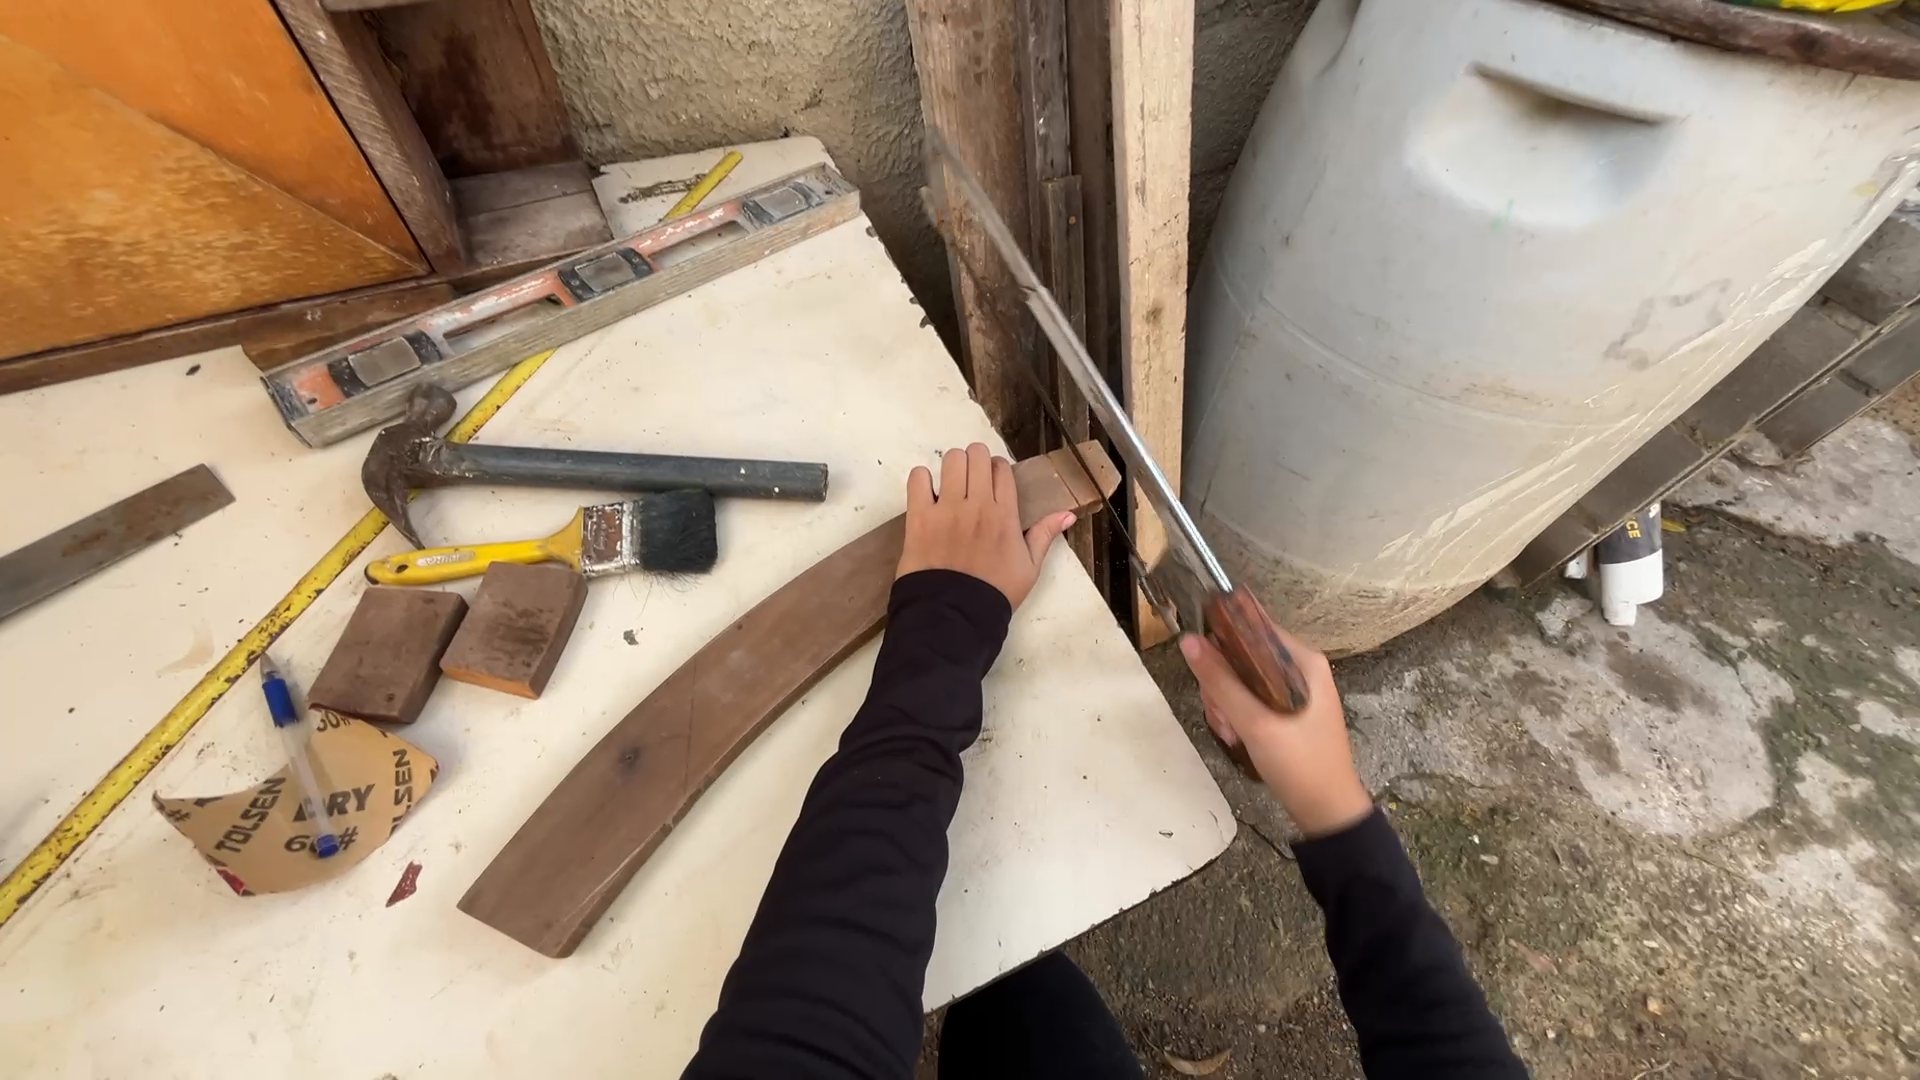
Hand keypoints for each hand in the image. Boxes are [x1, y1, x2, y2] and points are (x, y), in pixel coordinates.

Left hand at [896, 443, 1074, 609]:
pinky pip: (918, 479)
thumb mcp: (1029, 568)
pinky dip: (922, 479)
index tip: (993, 481)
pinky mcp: (919, 517)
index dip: (997, 469)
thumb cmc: (995, 592)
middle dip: (975, 461)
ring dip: (951, 467)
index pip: (1002, 469)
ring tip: (950, 484)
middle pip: (976, 456)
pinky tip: (927, 492)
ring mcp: (947, 509)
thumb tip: (1068, 514)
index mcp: (1005, 515)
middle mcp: (977, 505)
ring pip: (950, 461)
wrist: (956, 615)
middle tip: (971, 478)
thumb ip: (1045, 535)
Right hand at [1180, 629, 1373, 837]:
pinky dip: (1235, 714)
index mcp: (1302, 660)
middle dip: (1221, 684)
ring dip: (1224, 703)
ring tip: (1229, 731)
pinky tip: (1234, 736)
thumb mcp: (1255, 721)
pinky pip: (1249, 697)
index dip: (1222, 644)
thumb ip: (1220, 680)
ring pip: (1240, 678)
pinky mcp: (1284, 710)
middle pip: (1241, 655)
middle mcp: (1298, 668)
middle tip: (1221, 715)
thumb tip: (1188, 640)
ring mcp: (1292, 690)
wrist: (1327, 812)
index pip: (1251, 628)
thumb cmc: (1299, 763)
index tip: (1207, 673)